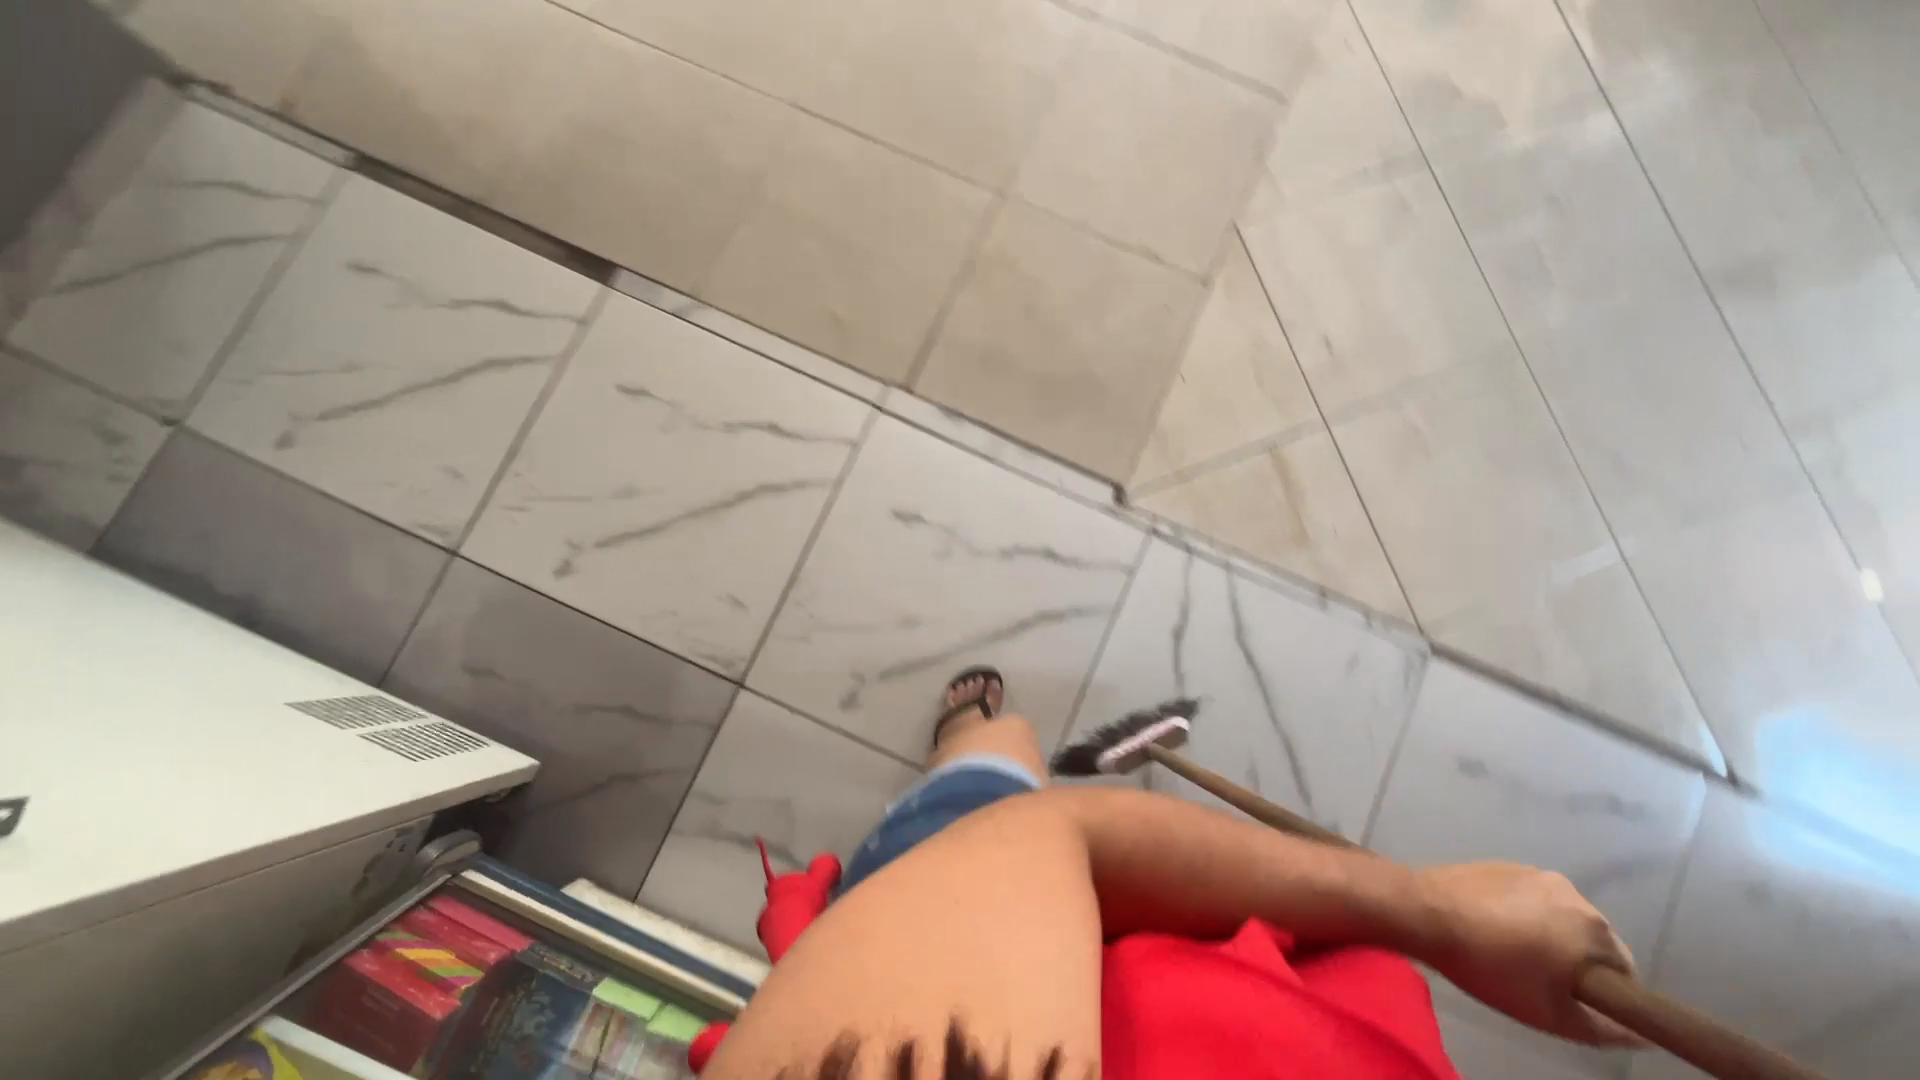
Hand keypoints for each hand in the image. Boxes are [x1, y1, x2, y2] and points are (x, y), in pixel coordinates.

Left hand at [1414, 862, 1644, 1047]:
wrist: (1424, 913)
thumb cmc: (1491, 966)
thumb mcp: (1552, 1016)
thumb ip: (1606, 1029)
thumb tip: (1640, 1034)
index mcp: (1596, 928)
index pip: (1624, 971)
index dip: (1605, 992)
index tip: (1572, 998)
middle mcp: (1574, 893)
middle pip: (1592, 939)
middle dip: (1575, 961)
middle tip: (1538, 979)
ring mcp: (1535, 872)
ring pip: (1559, 916)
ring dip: (1547, 935)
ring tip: (1509, 951)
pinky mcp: (1504, 864)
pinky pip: (1528, 897)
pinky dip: (1520, 912)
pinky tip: (1491, 926)